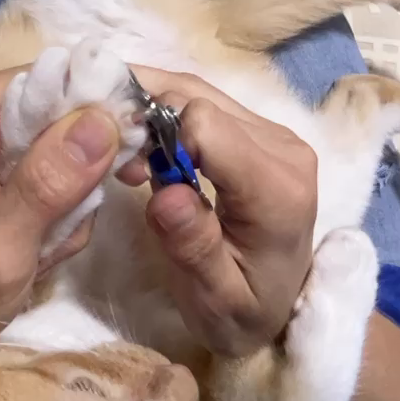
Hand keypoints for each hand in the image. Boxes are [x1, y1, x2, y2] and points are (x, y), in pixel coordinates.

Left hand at [0, 67, 123, 356]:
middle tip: (96, 203)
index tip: (147, 139)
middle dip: (94, 156)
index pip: (53, 77)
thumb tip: (103, 122)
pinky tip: (52, 235)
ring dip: (84, 189)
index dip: (104, 102)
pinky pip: (73, 163)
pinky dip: (77, 201)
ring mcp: (0, 133)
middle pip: (71, 101)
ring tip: (55, 236)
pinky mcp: (17, 159)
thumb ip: (47, 184)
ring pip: (80, 136)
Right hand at [121, 67, 317, 357]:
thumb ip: (194, 248)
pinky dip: (164, 113)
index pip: (205, 126)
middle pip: (196, 97)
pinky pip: (202, 101)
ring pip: (195, 89)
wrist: (281, 308)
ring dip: (151, 110)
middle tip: (117, 160)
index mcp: (276, 189)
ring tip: (127, 152)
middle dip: (146, 117)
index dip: (157, 137)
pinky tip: (146, 145)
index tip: (130, 174)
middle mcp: (282, 148)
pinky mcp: (259, 129)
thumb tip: (166, 195)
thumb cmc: (243, 311)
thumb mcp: (215, 300)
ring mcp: (273, 133)